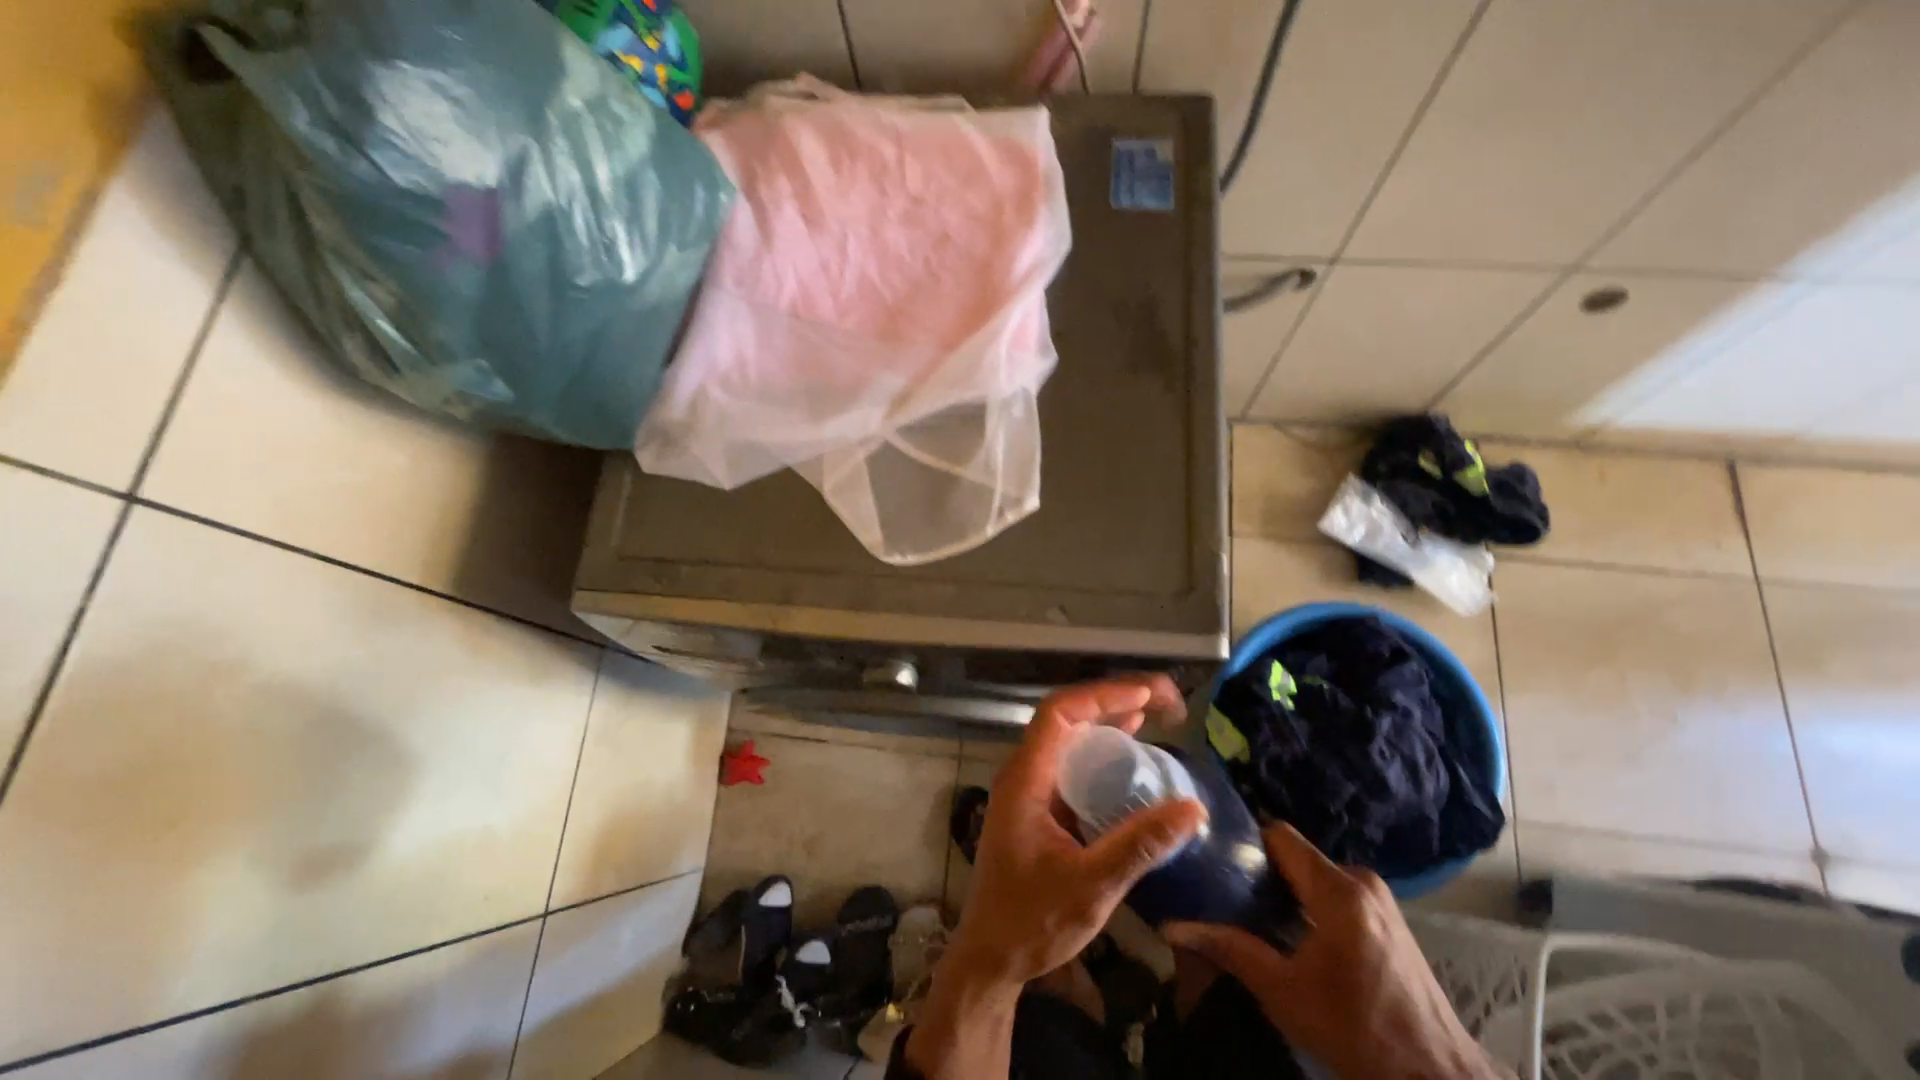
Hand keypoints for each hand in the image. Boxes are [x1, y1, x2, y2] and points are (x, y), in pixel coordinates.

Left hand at [946, 674, 1209, 987]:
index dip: (1103, 695)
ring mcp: (1030, 793)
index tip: (1148, 697)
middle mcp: (1023, 776)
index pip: (1060, 714)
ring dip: (1111, 725)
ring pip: (1070, 741)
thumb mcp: (1090, 886)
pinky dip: (1105, 756)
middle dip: (1115, 701)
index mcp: (1024, 781)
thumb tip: (1192, 809)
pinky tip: (1135, 761)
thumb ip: (1138, 847)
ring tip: (1157, 718)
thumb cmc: (1031, 922)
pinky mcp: (1040, 812)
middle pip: (1067, 719)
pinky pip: (1074, 768)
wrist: (992, 958)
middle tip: (1166, 703)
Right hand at [1164, 825, 1505, 1079]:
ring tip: (1248, 916)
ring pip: (1315, 878)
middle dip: (1260, 874)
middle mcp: (1363, 881)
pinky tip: (1288, 937)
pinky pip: (1336, 895)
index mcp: (1339, 889)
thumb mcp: (1283, 991)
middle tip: (1222, 896)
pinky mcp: (1389, 920)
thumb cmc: (1356, 1029)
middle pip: (1296, 858)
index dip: (1243, 843)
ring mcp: (1381, 900)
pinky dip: (1309, 907)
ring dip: (1284, 894)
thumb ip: (1229, 949)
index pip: (1280, 836)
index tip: (1212, 861)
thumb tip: (1171, 926)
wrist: (1434, 1074)